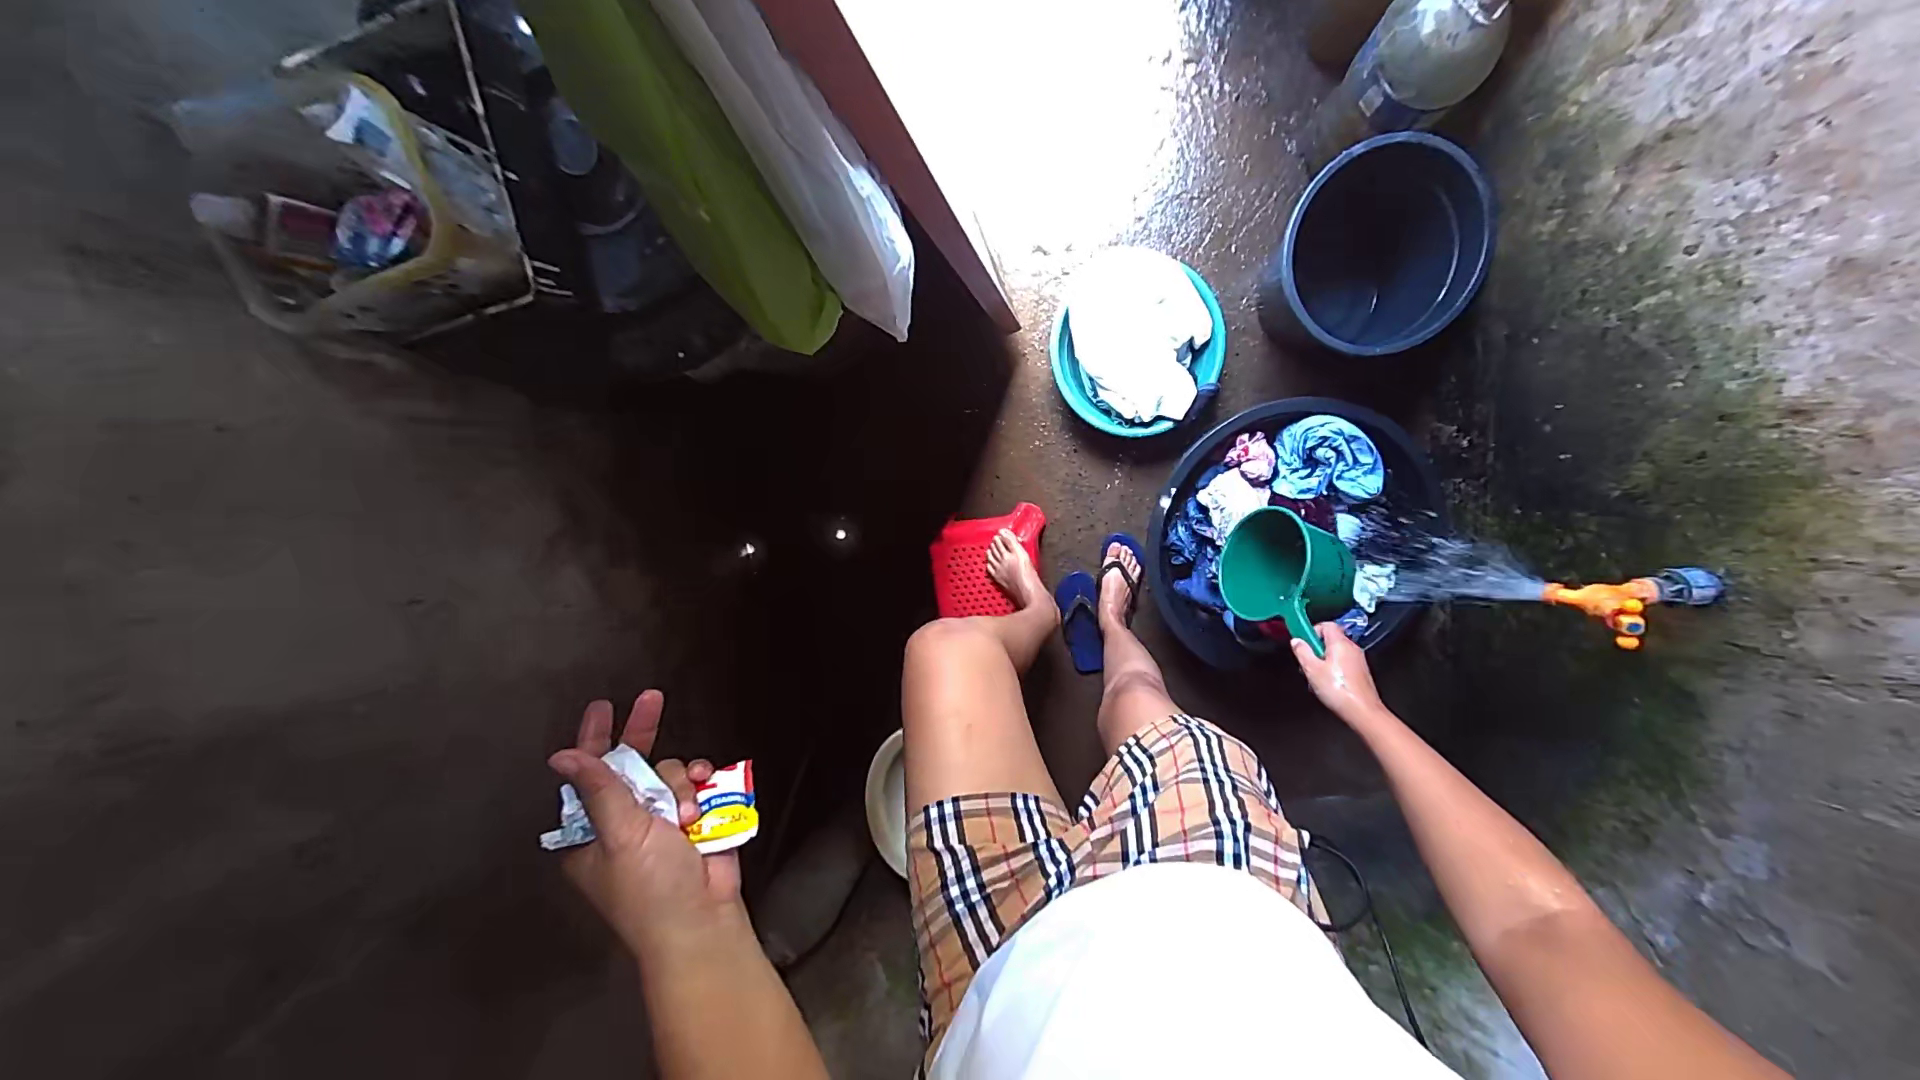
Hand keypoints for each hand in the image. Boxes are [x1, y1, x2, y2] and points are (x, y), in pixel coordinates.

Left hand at [548, 690, 741, 956]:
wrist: (702, 920)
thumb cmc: (651, 887)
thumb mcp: (621, 834)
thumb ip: (599, 789)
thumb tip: (562, 757)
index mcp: (594, 832)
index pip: (590, 775)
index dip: (595, 740)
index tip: (602, 708)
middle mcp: (627, 822)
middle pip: (634, 765)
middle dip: (644, 734)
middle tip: (651, 699)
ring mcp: (664, 821)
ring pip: (670, 774)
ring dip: (680, 784)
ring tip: (688, 810)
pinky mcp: (696, 821)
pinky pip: (699, 785)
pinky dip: (705, 787)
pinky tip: (708, 796)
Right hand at [1290, 622, 1385, 724]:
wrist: (1362, 711)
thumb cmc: (1338, 690)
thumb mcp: (1312, 669)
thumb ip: (1302, 651)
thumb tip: (1297, 641)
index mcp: (1340, 643)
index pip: (1326, 625)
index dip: (1312, 631)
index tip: (1302, 642)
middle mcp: (1352, 648)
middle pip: (1330, 639)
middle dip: (1316, 648)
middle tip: (1307, 662)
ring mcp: (1358, 660)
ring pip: (1336, 652)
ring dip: (1323, 659)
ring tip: (1316, 675)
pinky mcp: (1360, 672)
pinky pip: (1343, 662)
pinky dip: (1333, 668)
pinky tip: (1327, 682)